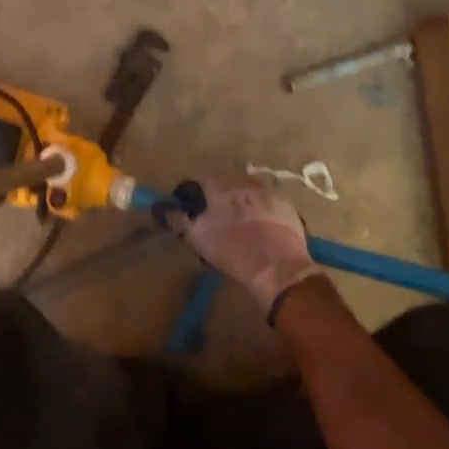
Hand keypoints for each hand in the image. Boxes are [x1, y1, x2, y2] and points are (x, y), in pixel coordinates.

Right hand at [166, 177, 329, 309]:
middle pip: (222, 189)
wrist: (279, 268)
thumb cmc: (232, 250)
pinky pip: (266, 207)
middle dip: (216, 204)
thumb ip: (176, 218)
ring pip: (245, 197)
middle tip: (214, 227)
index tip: (187, 216)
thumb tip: (160, 207)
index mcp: (218, 185)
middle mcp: (243, 181)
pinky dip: (260, 216)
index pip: (194, 185)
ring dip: (239, 208)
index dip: (188, 201)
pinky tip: (260, 235)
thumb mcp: (197, 237)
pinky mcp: (288, 208)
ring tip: (238, 232)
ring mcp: (269, 192)